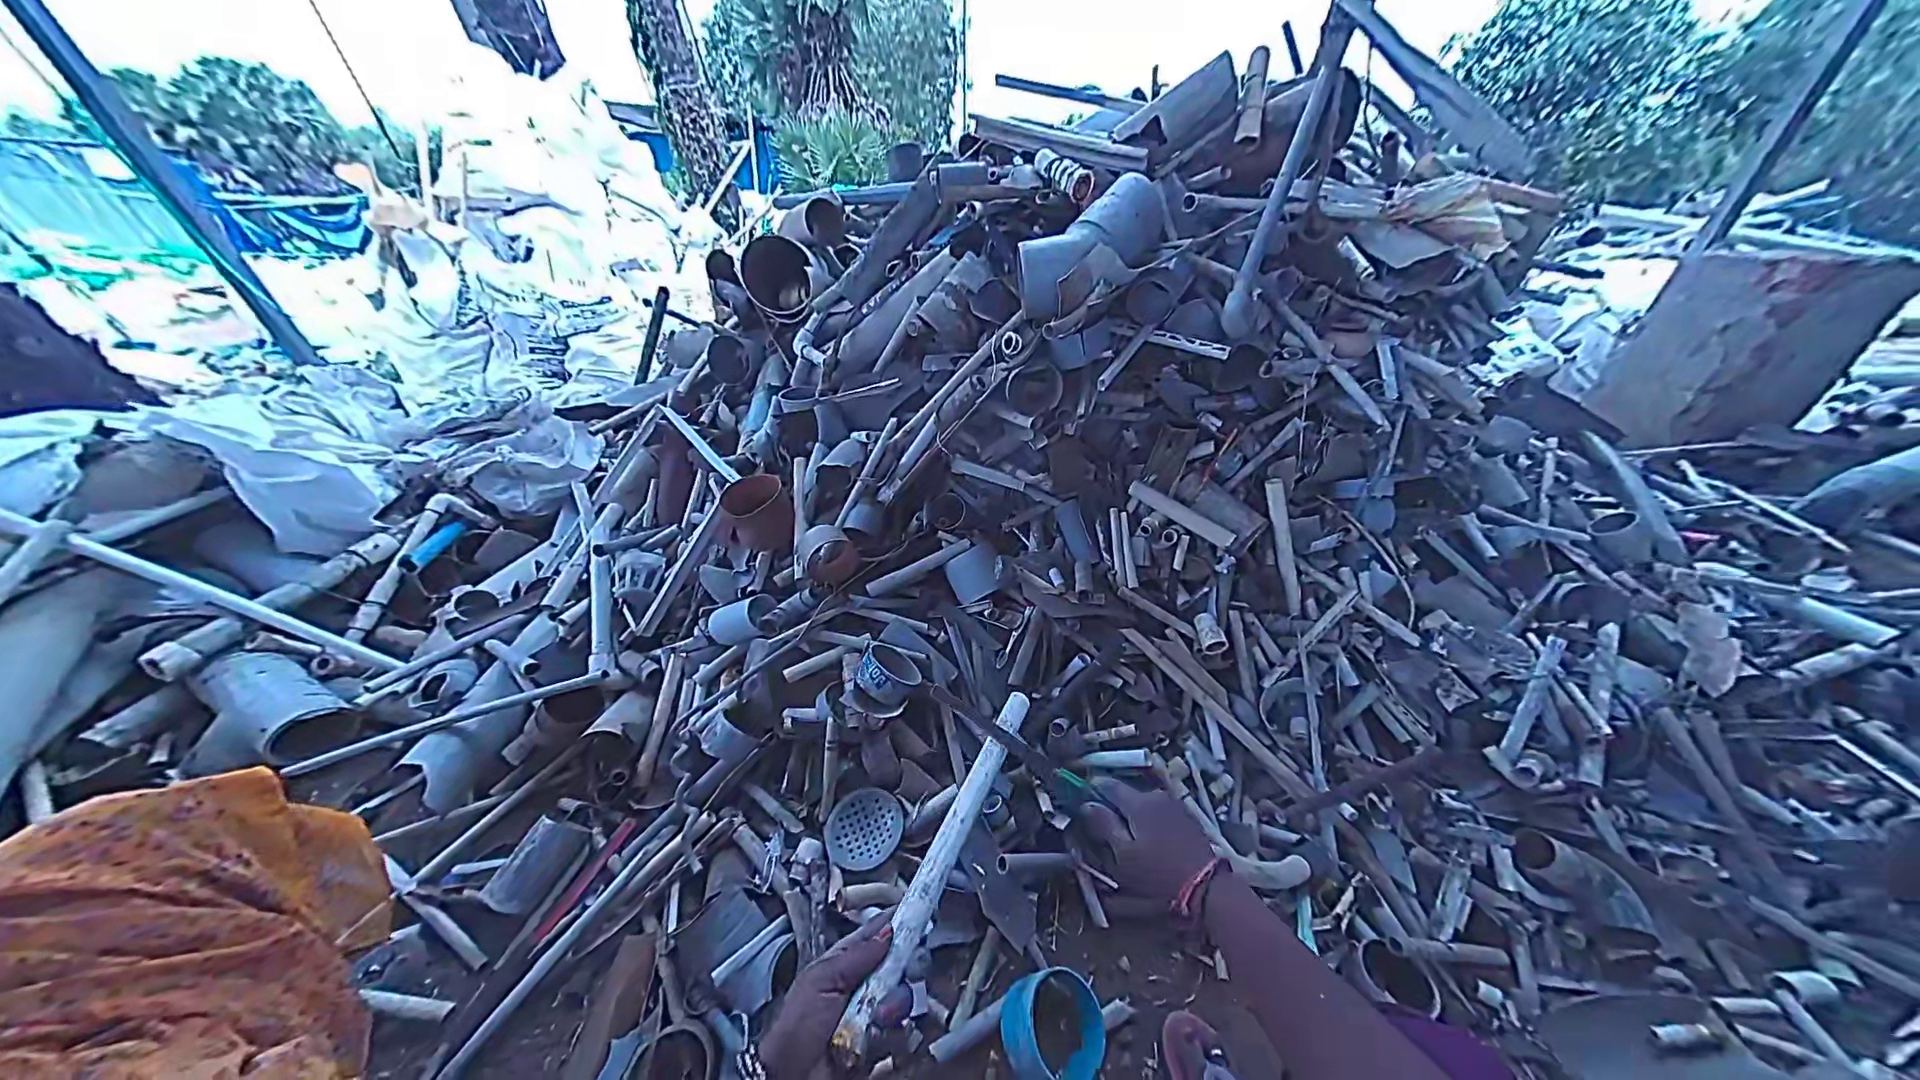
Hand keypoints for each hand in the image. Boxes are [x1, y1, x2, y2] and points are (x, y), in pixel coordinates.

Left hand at [756, 915, 891, 1079]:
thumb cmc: (796, 1029)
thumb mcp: (821, 980)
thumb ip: (856, 955)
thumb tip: (888, 930)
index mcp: (845, 961)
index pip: (876, 934)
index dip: (896, 925)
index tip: (917, 918)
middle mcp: (863, 984)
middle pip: (897, 965)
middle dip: (900, 971)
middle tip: (892, 979)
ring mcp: (872, 1014)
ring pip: (902, 998)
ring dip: (892, 1007)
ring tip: (876, 1020)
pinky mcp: (881, 1044)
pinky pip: (902, 1031)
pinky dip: (894, 1034)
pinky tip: (877, 1040)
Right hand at [1081, 778, 1220, 914]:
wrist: (1209, 891)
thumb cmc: (1159, 876)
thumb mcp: (1124, 855)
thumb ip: (1103, 825)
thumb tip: (1086, 805)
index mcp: (1138, 801)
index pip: (1107, 784)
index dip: (1091, 790)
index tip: (1080, 801)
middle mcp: (1157, 796)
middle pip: (1125, 793)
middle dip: (1110, 805)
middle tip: (1100, 825)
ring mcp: (1174, 807)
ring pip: (1142, 804)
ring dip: (1130, 815)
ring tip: (1124, 837)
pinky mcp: (1186, 820)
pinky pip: (1157, 813)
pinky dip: (1147, 821)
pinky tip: (1147, 841)